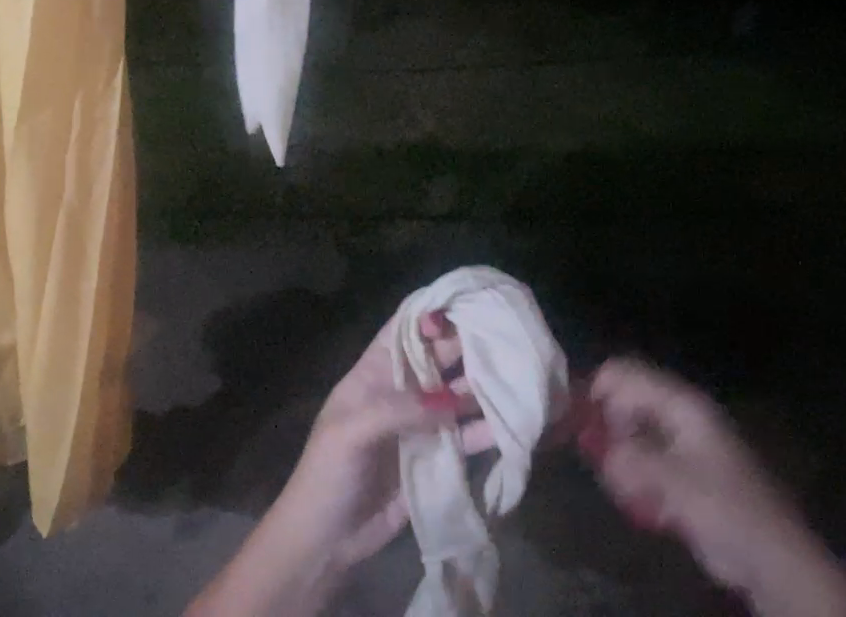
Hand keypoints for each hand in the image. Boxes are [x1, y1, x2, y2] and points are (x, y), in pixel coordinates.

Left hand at [278, 312, 494, 566]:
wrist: (324, 542)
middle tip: (509, 335)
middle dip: (468, 346)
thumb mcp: (349, 434)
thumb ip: (397, 410)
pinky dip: (488, 431)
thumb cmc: (326, 476)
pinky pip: (465, 438)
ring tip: (520, 377)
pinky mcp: (435, 460)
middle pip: (438, 359)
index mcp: (371, 375)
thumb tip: (450, 402)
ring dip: (484, 388)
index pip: (403, 331)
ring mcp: (419, 426)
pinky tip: (514, 425)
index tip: (468, 302)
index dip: (430, 314)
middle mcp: (400, 393)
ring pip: (457, 397)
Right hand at [580, 359, 845, 616]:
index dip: (594, 391)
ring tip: (626, 490)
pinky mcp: (679, 470)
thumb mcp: (671, 481)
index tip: (573, 422)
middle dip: (605, 430)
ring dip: (619, 459)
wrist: (772, 560)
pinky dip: (633, 477)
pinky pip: (640, 460)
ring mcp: (680, 442)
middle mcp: (679, 414)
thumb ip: (626, 456)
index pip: (623, 373)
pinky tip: (640, 503)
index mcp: (681, 404)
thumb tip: (589, 440)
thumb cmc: (726, 510)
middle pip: (622, 402)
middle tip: (600, 463)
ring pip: (628, 433)